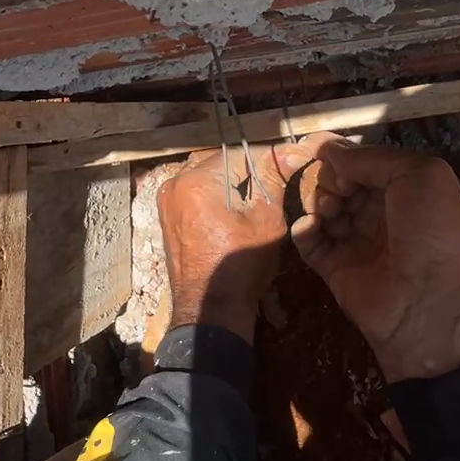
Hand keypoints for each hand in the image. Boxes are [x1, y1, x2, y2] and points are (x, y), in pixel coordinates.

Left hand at [156, 144, 290, 344]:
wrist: (211, 308)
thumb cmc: (241, 266)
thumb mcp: (266, 219)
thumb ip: (274, 179)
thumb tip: (291, 152)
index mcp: (197, 180)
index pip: (240, 153)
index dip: (269, 157)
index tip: (290, 161)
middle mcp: (175, 182)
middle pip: (221, 161)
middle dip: (248, 168)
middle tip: (275, 180)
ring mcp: (167, 199)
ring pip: (207, 174)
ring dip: (231, 180)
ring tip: (256, 196)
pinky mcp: (168, 214)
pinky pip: (195, 191)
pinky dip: (215, 194)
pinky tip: (234, 209)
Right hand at [276, 133, 459, 381]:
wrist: (431, 305)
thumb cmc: (432, 232)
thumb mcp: (419, 175)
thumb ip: (371, 157)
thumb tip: (327, 148)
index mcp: (404, 190)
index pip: (363, 162)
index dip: (344, 154)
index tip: (328, 151)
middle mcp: (379, 213)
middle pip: (339, 181)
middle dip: (331, 176)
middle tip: (341, 189)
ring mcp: (355, 240)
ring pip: (321, 205)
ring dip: (318, 198)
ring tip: (330, 209)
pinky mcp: (334, 267)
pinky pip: (308, 240)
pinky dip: (303, 227)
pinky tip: (311, 227)